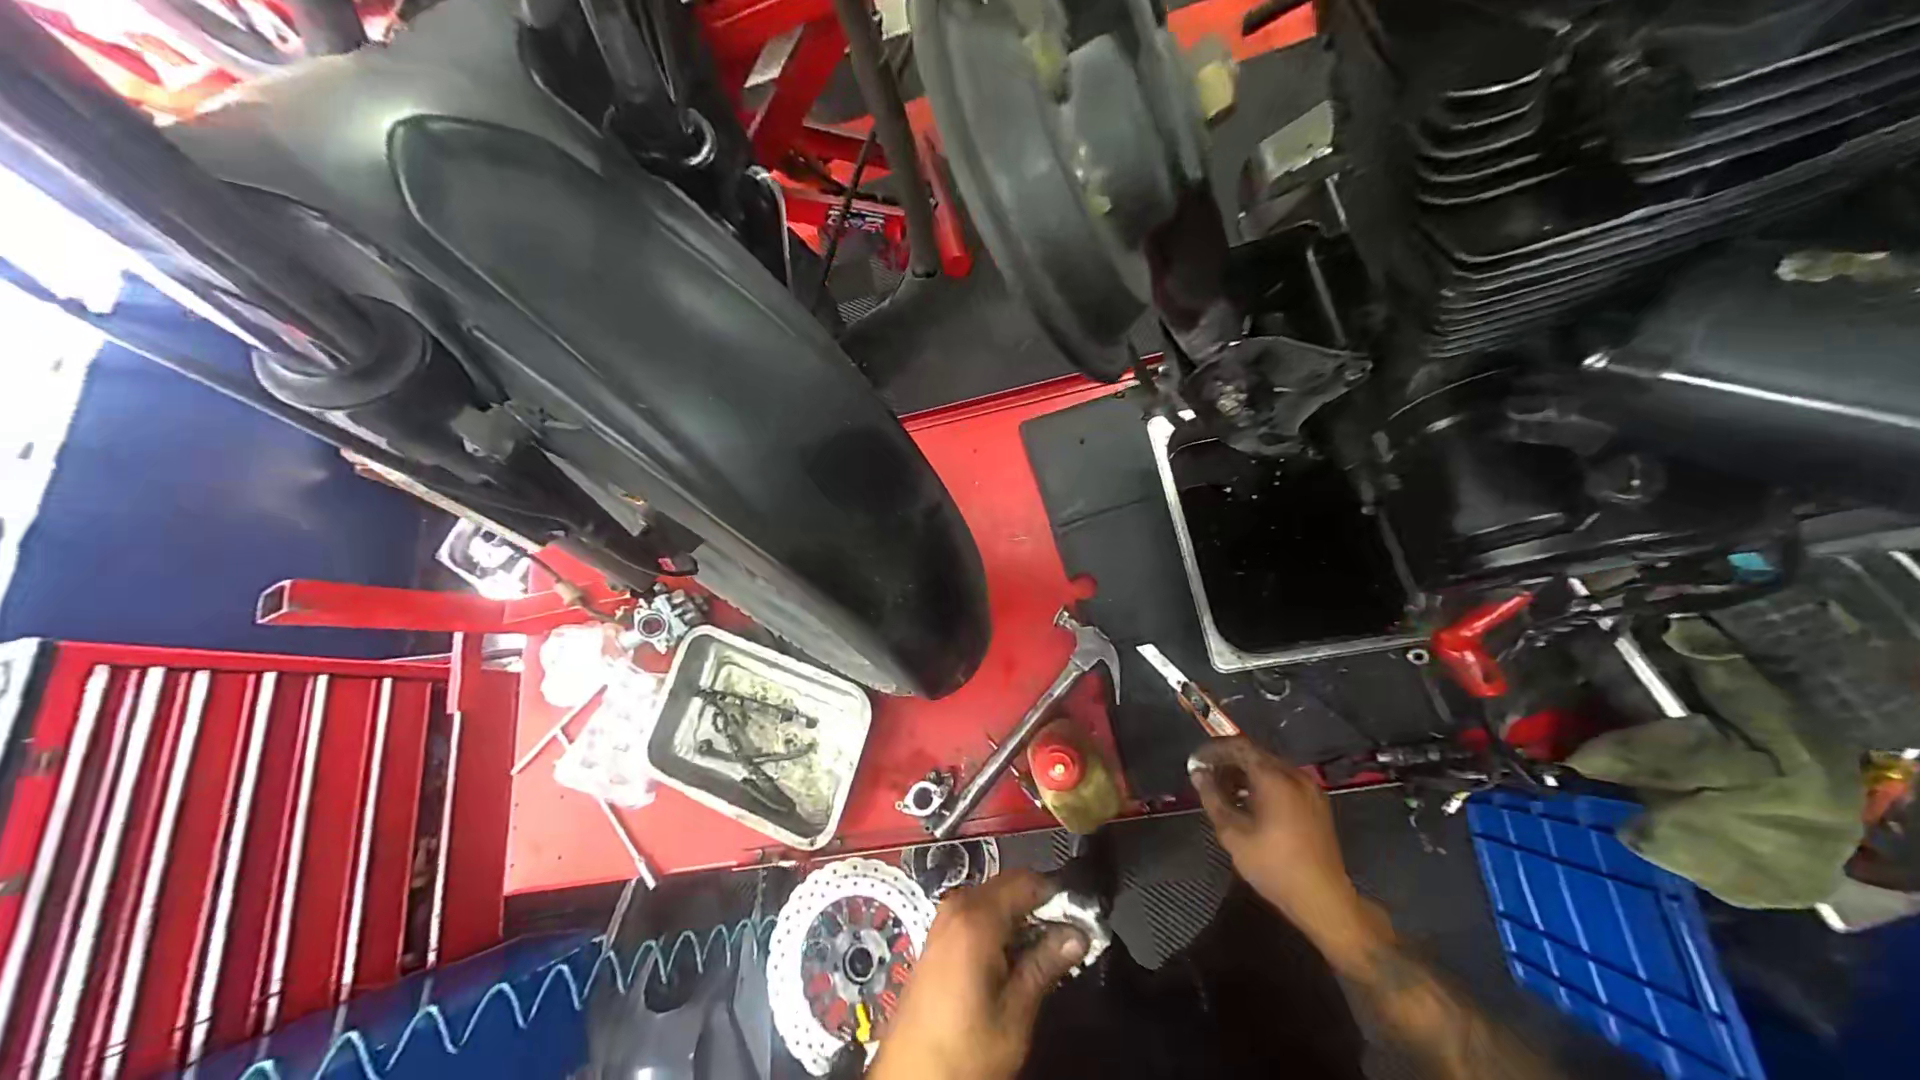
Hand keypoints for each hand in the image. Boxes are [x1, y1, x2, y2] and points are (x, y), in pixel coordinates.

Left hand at [868, 869, 1088, 1079]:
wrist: (911, 1078)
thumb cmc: (965, 1049)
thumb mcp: (1015, 1013)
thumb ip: (1046, 965)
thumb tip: (1079, 934)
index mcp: (976, 918)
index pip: (1027, 881)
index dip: (1058, 895)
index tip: (1082, 918)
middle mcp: (957, 907)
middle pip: (1010, 885)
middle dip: (1041, 905)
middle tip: (1068, 938)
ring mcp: (943, 920)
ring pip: (994, 899)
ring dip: (1021, 918)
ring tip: (1046, 953)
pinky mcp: (938, 937)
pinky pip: (977, 914)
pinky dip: (1000, 926)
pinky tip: (1015, 959)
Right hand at [1188, 737, 1387, 969]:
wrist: (1323, 899)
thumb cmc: (1273, 865)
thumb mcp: (1232, 833)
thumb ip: (1212, 797)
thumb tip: (1199, 774)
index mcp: (1274, 778)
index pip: (1239, 747)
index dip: (1214, 750)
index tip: (1196, 761)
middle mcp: (1295, 776)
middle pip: (1256, 755)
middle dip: (1228, 762)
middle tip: (1206, 776)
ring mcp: (1310, 790)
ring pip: (1270, 769)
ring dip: (1245, 774)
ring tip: (1223, 790)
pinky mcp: (1317, 804)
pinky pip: (1284, 782)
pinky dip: (1263, 784)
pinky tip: (1248, 802)